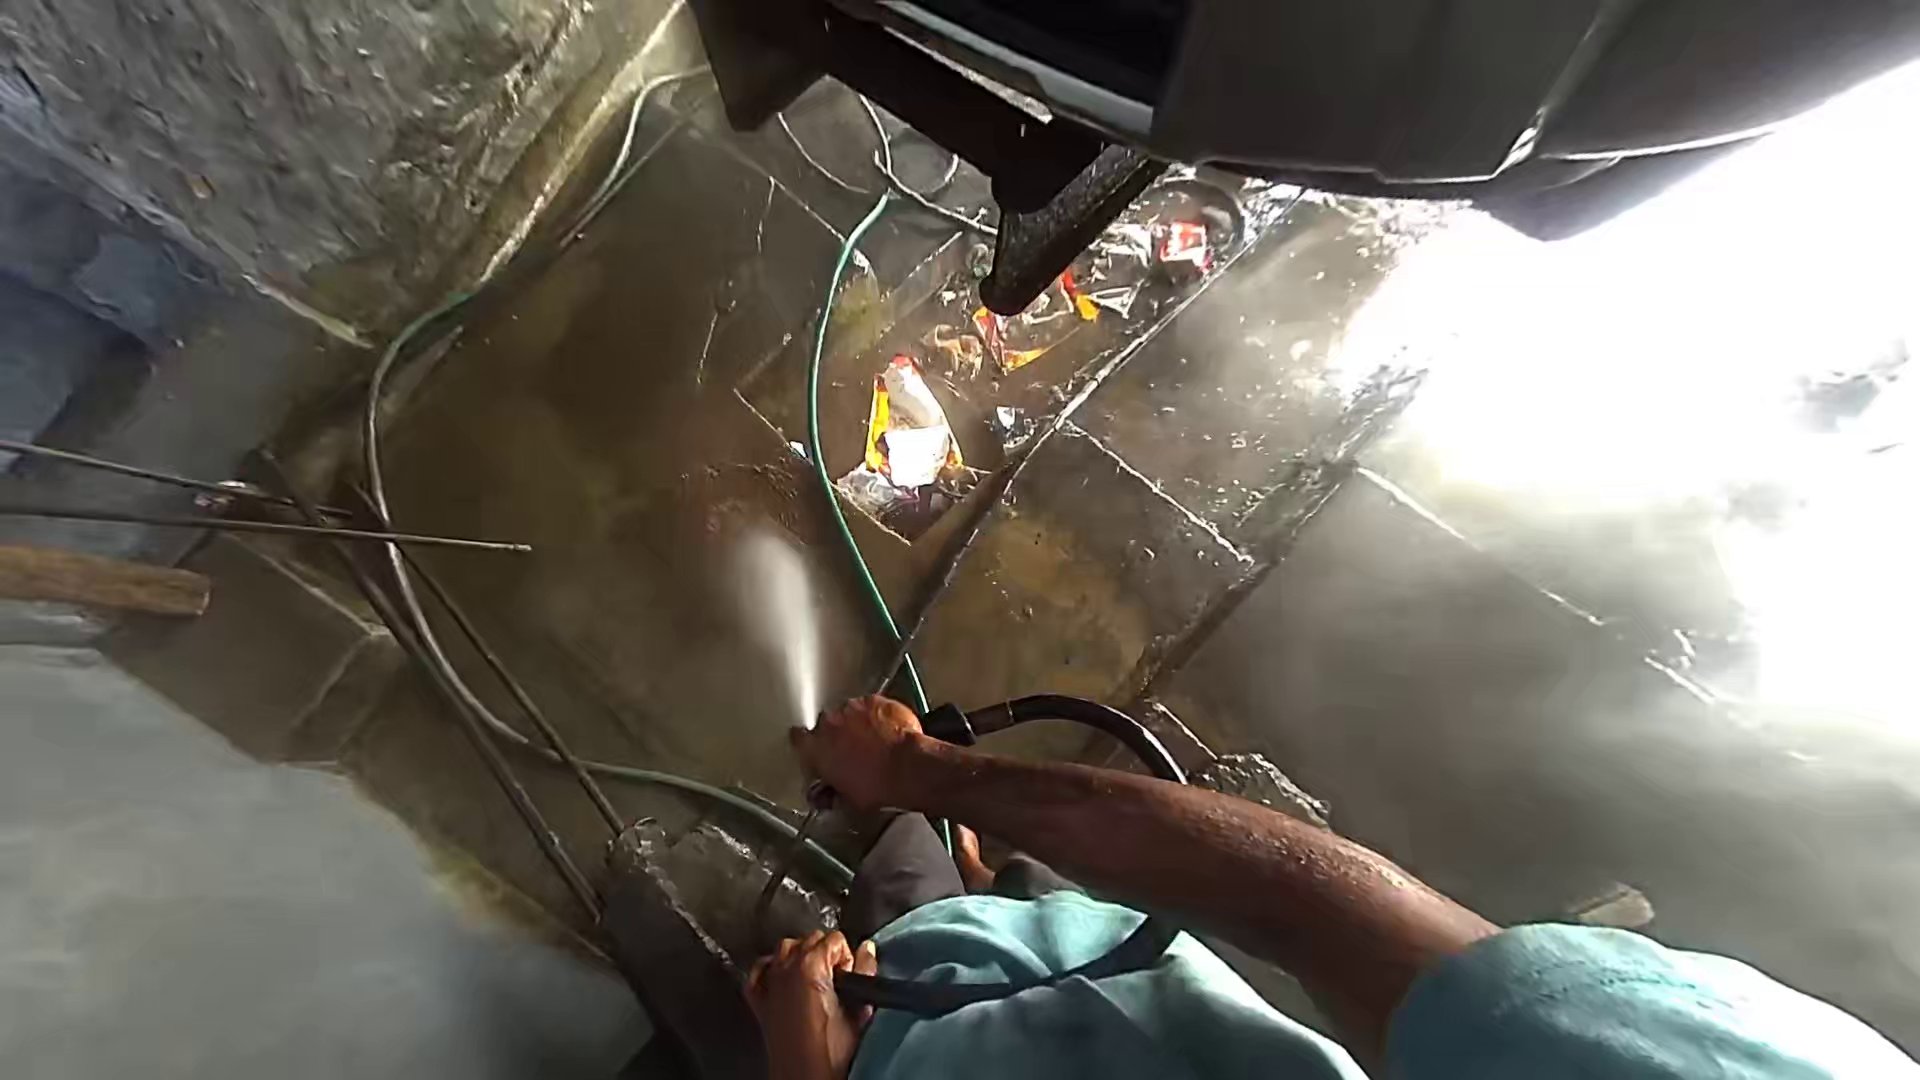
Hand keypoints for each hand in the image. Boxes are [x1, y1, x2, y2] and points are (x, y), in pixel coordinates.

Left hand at [747, 931, 878, 1079]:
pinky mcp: (760, 1001)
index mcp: (812, 965)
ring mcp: (771, 983)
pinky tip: (782, 976)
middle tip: (837, 978)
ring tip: (815, 975)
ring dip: (801, 954)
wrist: (804, 1079)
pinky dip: (770, 968)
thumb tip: (868, 949)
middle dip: (827, 953)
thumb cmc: (829, 1053)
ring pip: (786, 947)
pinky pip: (760, 970)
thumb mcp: (858, 1011)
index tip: (849, 976)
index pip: (836, 939)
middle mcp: (788, 968)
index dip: (847, 957)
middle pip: (812, 938)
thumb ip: (865, 972)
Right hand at [792, 695, 927, 809]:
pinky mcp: (873, 700)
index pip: (799, 739)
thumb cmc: (877, 786)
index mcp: (815, 749)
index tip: (814, 747)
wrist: (907, 768)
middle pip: (826, 723)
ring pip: (848, 711)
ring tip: (873, 737)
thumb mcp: (846, 798)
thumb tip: (831, 792)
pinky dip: (876, 713)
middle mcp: (829, 724)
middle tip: (852, 748)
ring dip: (856, 722)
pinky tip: (887, 727)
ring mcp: (851, 708)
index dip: (807, 742)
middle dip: (836, 733)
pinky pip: (870, 704)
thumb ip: (831, 788)